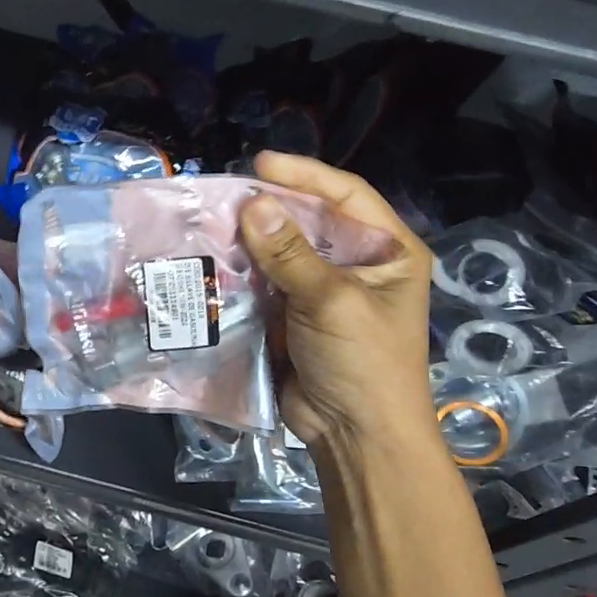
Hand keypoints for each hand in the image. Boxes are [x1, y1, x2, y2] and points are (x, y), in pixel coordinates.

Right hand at [238, 151, 439, 456]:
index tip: (260, 163)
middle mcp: (355, 263)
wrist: (353, 434)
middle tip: (224, 192)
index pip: (346, 196)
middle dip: (268, 206)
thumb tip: (251, 205)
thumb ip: (291, 254)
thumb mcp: (331, 301)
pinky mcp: (291, 313)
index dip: (304, 176)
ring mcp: (320, 289)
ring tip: (209, 221)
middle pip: (308, 219)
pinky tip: (211, 259)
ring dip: (247, 238)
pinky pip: (262, 281)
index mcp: (387, 252)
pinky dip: (239, 269)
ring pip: (279, 250)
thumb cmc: (363, 362)